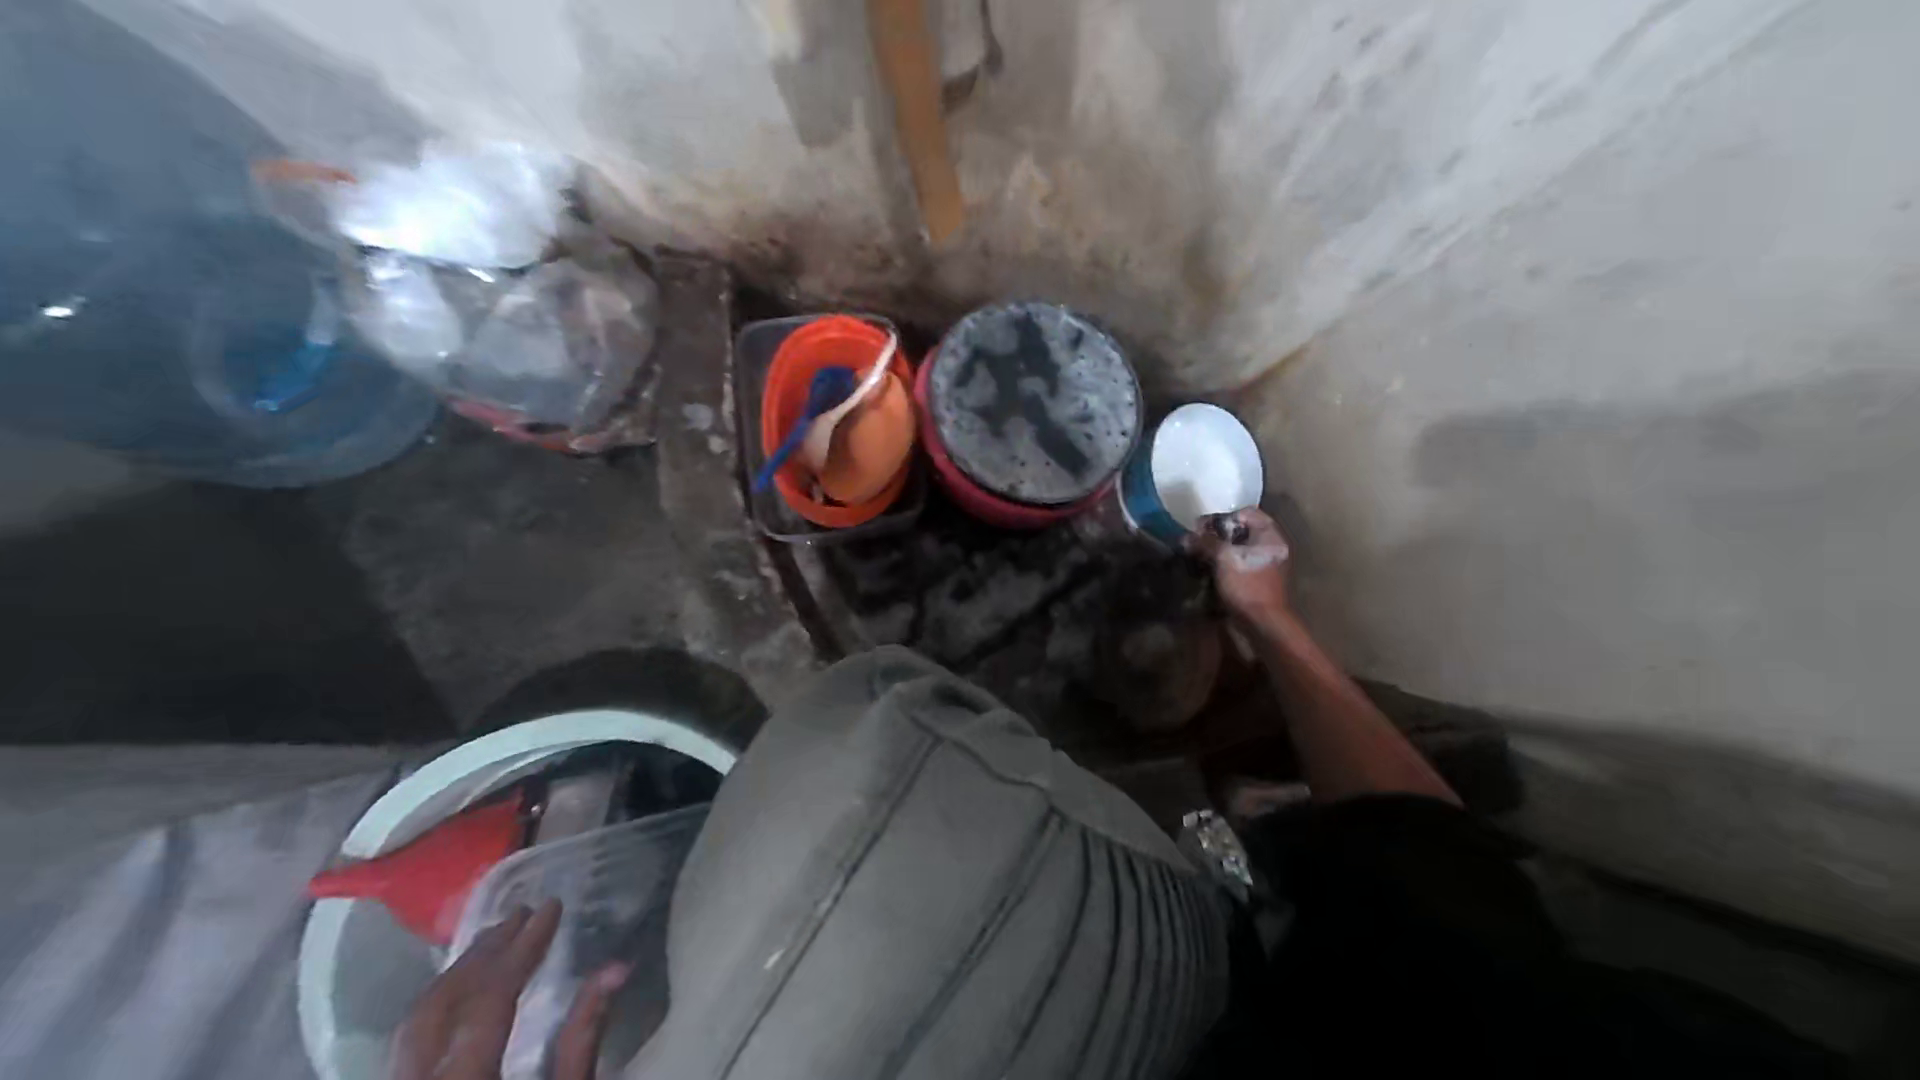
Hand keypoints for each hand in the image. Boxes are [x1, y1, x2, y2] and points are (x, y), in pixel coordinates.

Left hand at [389, 901, 630, 1079]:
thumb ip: (584, 1039)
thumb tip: (614, 967)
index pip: (491, 999)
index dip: (524, 947)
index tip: (553, 907)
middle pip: (440, 1005)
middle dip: (485, 952)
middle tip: (525, 914)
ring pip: (412, 1024)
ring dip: (458, 974)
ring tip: (499, 939)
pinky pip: (408, 1046)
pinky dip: (441, 1005)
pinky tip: (468, 990)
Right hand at [1187, 507, 1291, 622]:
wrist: (1262, 622)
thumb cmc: (1246, 584)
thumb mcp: (1223, 558)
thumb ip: (1205, 542)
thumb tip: (1186, 537)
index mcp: (1269, 534)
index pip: (1244, 512)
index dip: (1221, 518)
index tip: (1201, 530)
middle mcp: (1271, 545)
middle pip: (1240, 530)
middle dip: (1216, 535)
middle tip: (1196, 543)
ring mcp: (1266, 563)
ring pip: (1238, 547)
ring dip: (1218, 550)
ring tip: (1198, 556)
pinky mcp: (1258, 578)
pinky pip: (1238, 562)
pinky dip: (1223, 563)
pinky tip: (1208, 570)